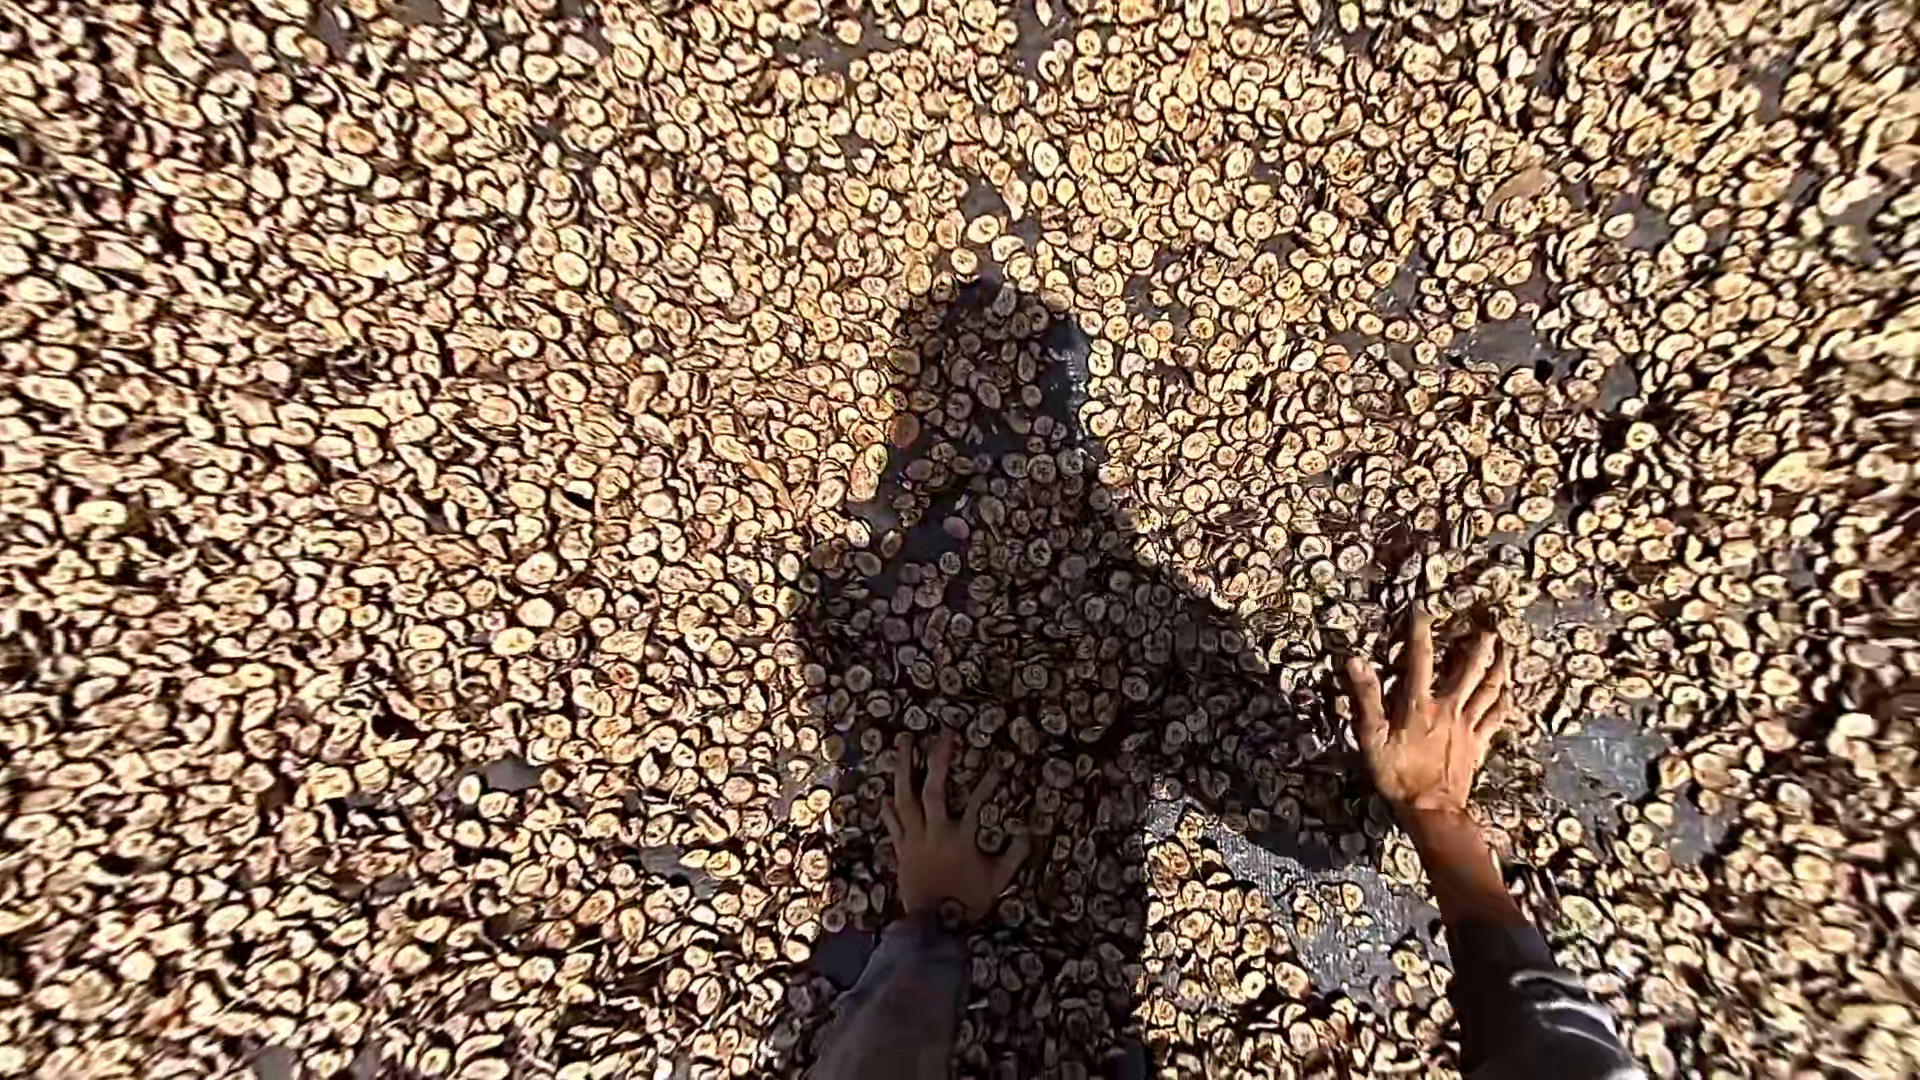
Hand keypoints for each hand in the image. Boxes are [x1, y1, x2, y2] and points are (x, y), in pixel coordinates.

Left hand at [881, 730, 1030, 922]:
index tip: (998, 763)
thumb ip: (1013, 855)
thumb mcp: (997, 880)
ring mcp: (914, 839)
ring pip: (905, 798)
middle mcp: (935, 832)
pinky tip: (885, 793)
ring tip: (903, 742)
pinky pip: (892, 823)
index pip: (978, 802)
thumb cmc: (968, 902)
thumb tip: (1027, 831)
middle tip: (943, 734)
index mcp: (960, 838)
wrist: (934, 928)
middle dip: (938, 760)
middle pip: (933, 790)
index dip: (988, 781)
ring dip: (903, 768)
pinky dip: (888, 807)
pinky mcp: (900, 849)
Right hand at [1342, 608, 1511, 816]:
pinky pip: (1497, 718)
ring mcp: (1467, 727)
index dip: (1421, 632)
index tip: (1424, 611)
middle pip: (1467, 672)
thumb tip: (1356, 661)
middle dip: (1477, 648)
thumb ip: (1365, 696)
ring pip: (1489, 691)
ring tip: (1505, 651)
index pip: (1419, 659)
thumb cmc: (1395, 772)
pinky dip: (1505, 701)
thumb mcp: (1370, 735)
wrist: (1432, 809)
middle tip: (1488, 628)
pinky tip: (1509, 692)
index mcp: (1418, 705)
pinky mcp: (1478, 744)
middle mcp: (1448, 710)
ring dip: (1498, 669)